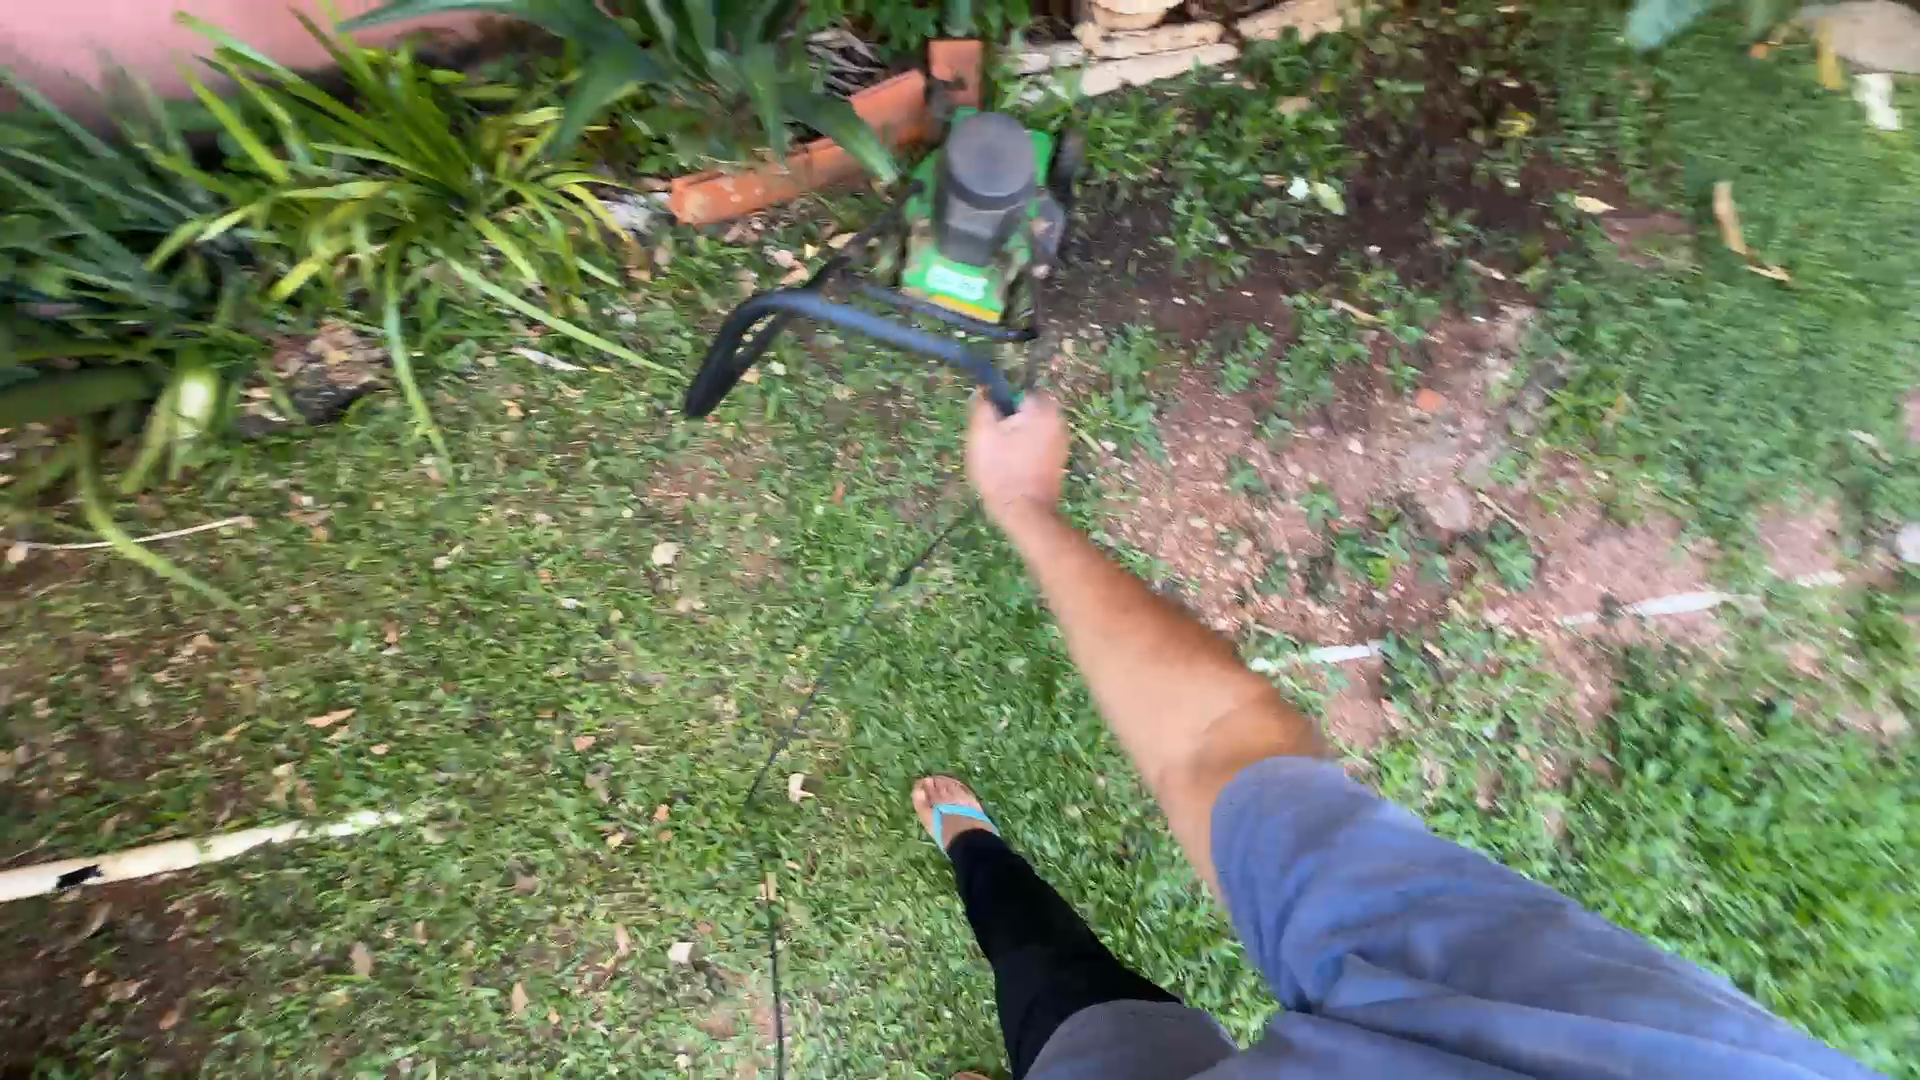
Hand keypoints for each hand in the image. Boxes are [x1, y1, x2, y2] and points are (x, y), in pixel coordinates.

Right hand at [966, 390, 1067, 529]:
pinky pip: (1035, 449)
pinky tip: (1012, 472)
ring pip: (1029, 432)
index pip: (1017, 393)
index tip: (990, 426)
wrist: (1024, 512)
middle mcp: (1059, 422)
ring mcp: (1061, 444)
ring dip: (1014, 441)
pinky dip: (1023, 456)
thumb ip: (982, 405)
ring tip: (1000, 461)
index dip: (1000, 408)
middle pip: (1025, 413)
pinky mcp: (1058, 463)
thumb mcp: (982, 433)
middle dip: (1007, 425)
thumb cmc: (1001, 470)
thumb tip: (984, 391)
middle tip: (992, 445)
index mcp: (1043, 409)